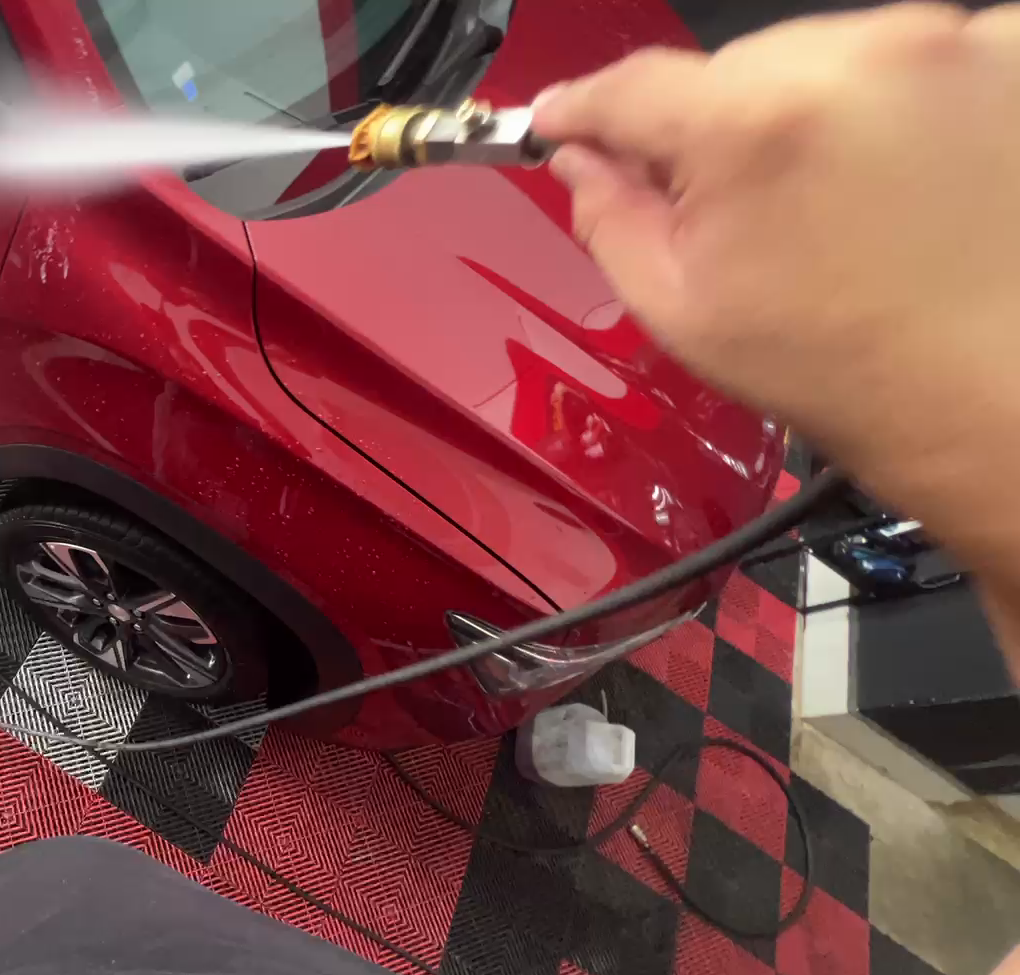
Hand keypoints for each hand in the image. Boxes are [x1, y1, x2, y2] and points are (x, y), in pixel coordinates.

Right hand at [531, 3, 1019, 607]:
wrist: (981, 381)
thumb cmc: (821, 354)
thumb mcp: (668, 298)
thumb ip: (608, 214)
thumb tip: (581, 160)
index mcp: (758, 126)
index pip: (632, 87)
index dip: (576, 105)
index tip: (551, 119)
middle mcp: (868, 56)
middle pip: (722, 67)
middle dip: (688, 124)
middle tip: (691, 198)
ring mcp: (961, 43)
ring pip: (805, 56)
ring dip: (772, 111)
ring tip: (790, 197)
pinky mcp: (1018, 51)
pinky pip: (889, 58)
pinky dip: (854, 104)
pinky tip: (864, 174)